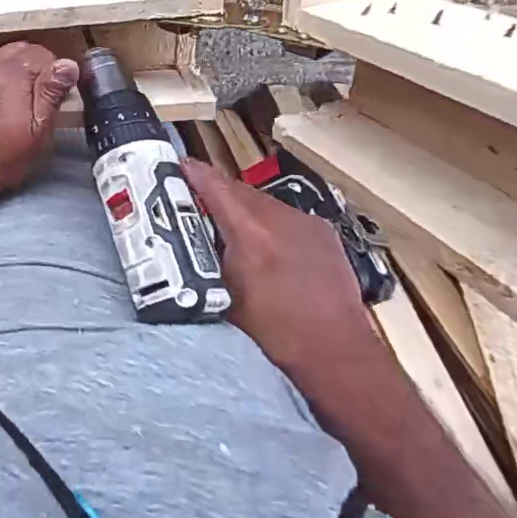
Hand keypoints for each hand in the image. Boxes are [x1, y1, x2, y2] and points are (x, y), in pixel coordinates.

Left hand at [0, 42, 78, 198]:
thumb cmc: (1, 157)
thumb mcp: (37, 132)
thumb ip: (51, 94)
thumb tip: (69, 64)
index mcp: (10, 78)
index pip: (43, 54)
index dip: (57, 73)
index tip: (58, 95)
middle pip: (24, 49)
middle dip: (40, 66)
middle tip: (45, 97)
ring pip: (7, 55)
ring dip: (23, 68)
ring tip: (28, 97)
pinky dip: (5, 73)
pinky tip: (8, 98)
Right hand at [181, 158, 379, 369]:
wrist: (335, 351)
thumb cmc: (279, 330)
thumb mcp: (223, 288)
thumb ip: (208, 251)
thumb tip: (191, 230)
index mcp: (251, 232)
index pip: (215, 186)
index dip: (194, 172)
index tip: (181, 166)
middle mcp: (281, 220)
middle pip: (238, 189)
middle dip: (216, 193)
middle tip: (197, 203)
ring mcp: (306, 224)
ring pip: (261, 200)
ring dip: (242, 207)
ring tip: (230, 228)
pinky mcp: (323, 233)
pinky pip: (285, 214)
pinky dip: (268, 220)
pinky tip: (264, 244)